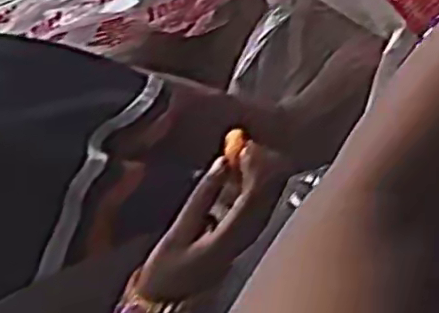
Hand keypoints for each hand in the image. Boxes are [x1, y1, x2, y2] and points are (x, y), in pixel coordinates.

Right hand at [132, 143, 293, 301]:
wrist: (169, 295)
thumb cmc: (167, 268)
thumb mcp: (176, 234)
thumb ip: (201, 197)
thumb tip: (223, 161)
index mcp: (232, 235)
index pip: (256, 191)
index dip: (255, 164)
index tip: (247, 144)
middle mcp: (252, 230)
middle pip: (270, 186)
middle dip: (261, 161)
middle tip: (247, 142)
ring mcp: (257, 228)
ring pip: (271, 187)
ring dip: (260, 167)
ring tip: (245, 151)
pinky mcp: (256, 225)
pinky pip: (264, 193)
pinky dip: (257, 177)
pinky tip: (243, 169)